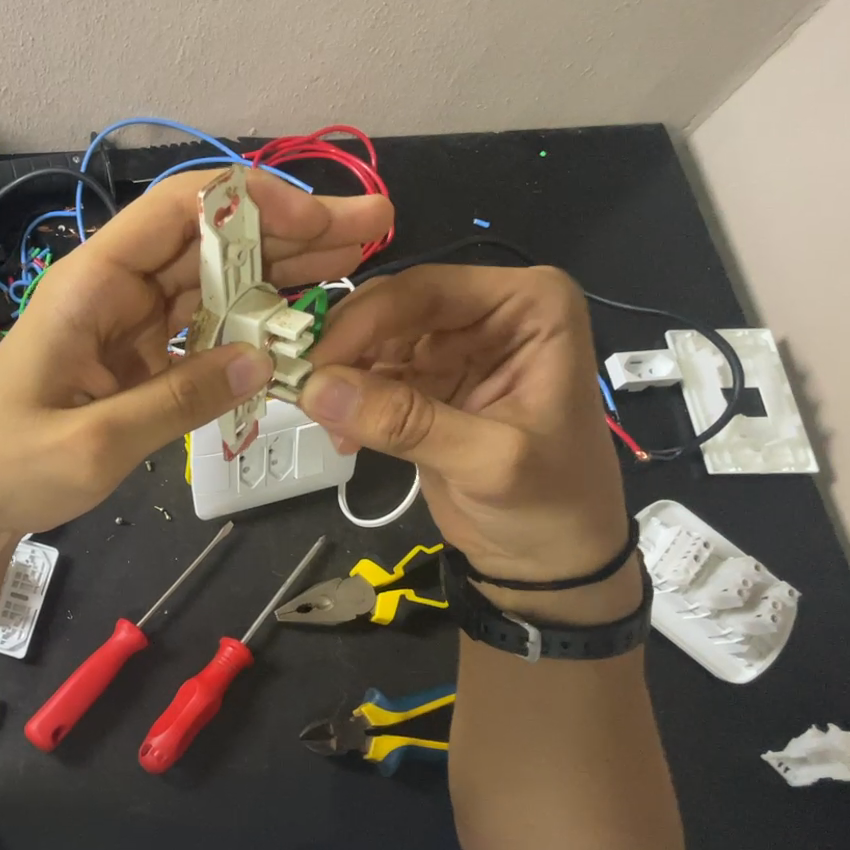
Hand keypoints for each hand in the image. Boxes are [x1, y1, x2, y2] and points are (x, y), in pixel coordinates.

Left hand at [0, 170, 394, 539]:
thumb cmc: (10, 470)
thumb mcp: (95, 443)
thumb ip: (179, 399)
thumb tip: (264, 360)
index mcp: (88, 286)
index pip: (177, 211)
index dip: (253, 203)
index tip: (318, 220)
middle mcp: (110, 292)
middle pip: (206, 242)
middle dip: (286, 231)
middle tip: (370, 229)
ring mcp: (122, 327)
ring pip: (208, 285)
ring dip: (276, 275)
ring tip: (351, 266)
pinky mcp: (131, 363)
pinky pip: (196, 334)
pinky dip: (242, 331)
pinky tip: (291, 328)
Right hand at [300, 265, 627, 584]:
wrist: (550, 558)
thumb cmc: (548, 504)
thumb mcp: (487, 460)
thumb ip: (405, 421)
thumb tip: (315, 389)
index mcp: (526, 307)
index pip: (425, 291)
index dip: (361, 322)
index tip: (310, 365)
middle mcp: (487, 315)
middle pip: (390, 310)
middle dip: (342, 349)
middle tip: (298, 390)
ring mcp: (452, 351)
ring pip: (371, 343)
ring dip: (339, 378)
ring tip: (322, 421)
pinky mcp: (425, 387)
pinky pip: (369, 379)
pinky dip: (346, 404)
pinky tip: (342, 438)